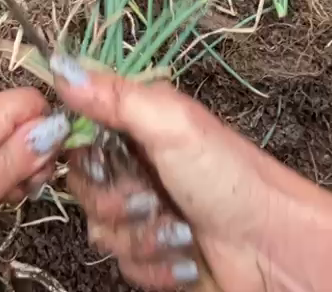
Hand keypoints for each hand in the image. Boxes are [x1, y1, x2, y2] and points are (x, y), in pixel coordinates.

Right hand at [53, 56, 331, 291]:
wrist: (273, 250)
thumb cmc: (227, 174)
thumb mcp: (168, 120)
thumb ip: (111, 94)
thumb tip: (58, 64)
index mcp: (136, 120)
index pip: (77, 128)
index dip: (73, 147)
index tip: (85, 154)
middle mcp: (136, 162)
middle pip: (83, 185)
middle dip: (113, 200)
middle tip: (149, 197)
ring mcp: (145, 210)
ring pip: (102, 230)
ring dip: (140, 237)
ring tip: (178, 230)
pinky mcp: (155, 255)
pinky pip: (125, 267)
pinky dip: (155, 267)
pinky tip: (185, 257)